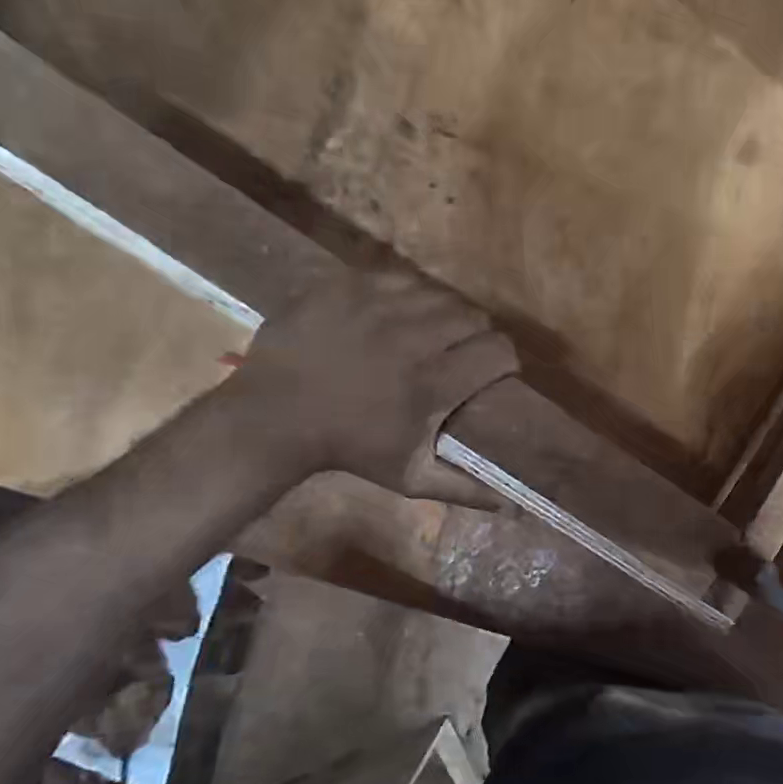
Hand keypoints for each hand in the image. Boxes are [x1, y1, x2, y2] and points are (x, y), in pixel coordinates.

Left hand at [222, 272, 518, 487]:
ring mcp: (377, 306)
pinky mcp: (348, 286)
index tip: (498, 373)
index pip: (498, 352)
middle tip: (466, 352)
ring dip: (448, 313)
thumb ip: (464, 489)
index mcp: (433, 383)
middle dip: (480, 335)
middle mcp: (413, 338)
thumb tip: (510, 505)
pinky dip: (412, 294)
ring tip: (438, 331)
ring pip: (441, 294)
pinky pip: (401, 278)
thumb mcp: (411, 479)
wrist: (272, 417)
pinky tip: (403, 313)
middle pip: (475, 317)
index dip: (506, 361)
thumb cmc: (350, 449)